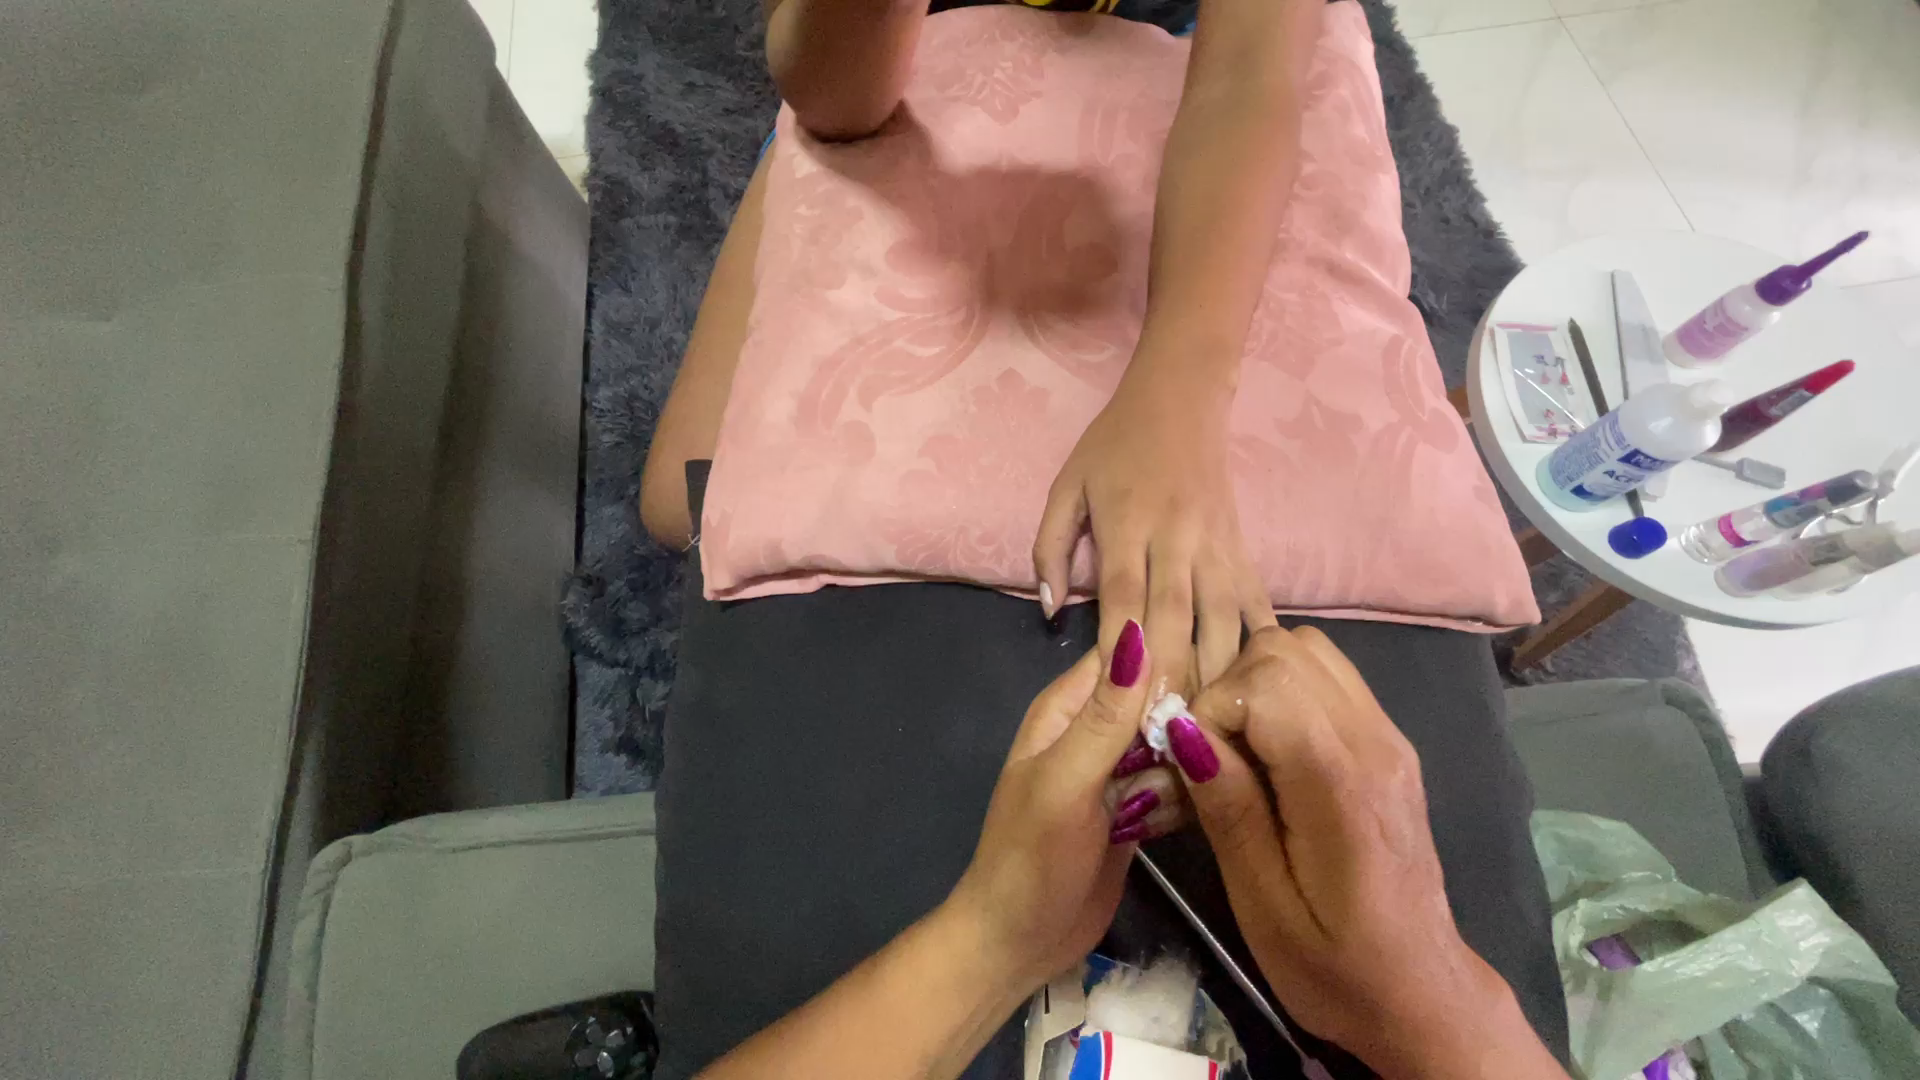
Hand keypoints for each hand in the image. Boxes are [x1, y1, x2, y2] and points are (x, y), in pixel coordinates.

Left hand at [945, 621, 1165, 988]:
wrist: (1022, 940)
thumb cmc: (1032, 857)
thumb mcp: (1066, 781)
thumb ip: (1105, 716)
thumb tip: (1139, 635)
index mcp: (1068, 707)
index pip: (1126, 651)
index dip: (1168, 653)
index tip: (1205, 675)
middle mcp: (1096, 727)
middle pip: (1160, 694)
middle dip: (1180, 720)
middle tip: (1172, 763)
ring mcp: (1119, 768)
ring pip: (1176, 739)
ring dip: (1180, 769)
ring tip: (1145, 807)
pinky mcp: (1140, 804)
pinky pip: (1179, 780)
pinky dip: (1180, 799)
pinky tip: (1157, 827)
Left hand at [1034, 355, 1274, 696]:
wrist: (1180, 397)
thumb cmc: (1113, 445)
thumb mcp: (1066, 486)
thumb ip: (1051, 546)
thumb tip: (1051, 610)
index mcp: (1127, 521)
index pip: (1123, 592)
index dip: (1122, 646)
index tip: (1117, 699)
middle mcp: (1176, 535)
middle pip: (1175, 613)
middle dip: (1170, 672)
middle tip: (1163, 728)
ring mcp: (1217, 541)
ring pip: (1222, 615)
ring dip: (1216, 668)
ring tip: (1208, 719)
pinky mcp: (1243, 544)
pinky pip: (1254, 597)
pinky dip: (1258, 637)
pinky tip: (1263, 679)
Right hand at [1169, 628, 1567, 1078]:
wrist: (1423, 992)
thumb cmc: (1335, 963)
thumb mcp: (1263, 903)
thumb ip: (1228, 808)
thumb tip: (1181, 729)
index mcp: (1342, 784)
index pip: (1267, 683)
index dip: (1212, 708)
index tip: (1194, 764)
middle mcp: (1373, 740)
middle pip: (1285, 649)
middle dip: (1227, 685)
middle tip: (1211, 749)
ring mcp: (1385, 732)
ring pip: (1306, 646)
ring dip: (1253, 678)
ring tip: (1236, 739)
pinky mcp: (1384, 737)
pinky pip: (1324, 671)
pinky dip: (1280, 684)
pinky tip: (1265, 739)